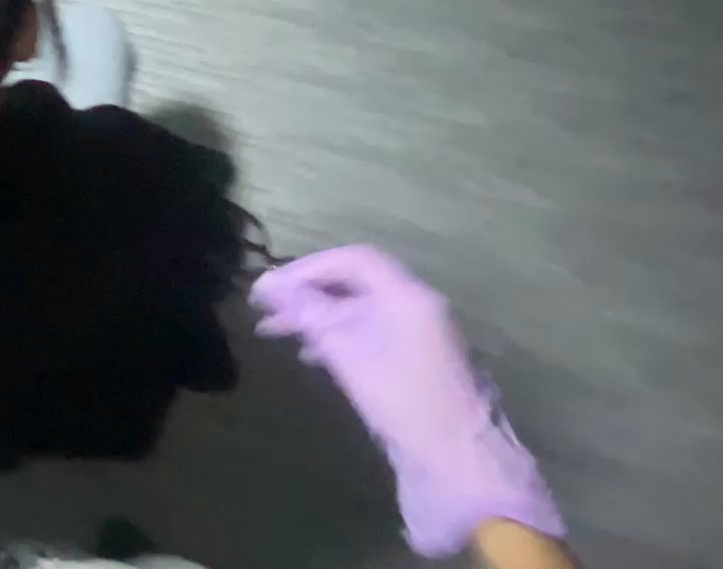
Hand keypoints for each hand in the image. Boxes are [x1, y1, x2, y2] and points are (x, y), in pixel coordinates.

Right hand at [251, 245, 563, 557]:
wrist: (458, 464)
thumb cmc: (401, 397)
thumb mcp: (345, 349)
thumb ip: (304, 309)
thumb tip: (265, 281)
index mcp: (407, 295)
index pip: (351, 259)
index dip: (307, 266)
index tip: (273, 285)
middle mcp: (414, 306)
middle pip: (351, 282)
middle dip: (304, 292)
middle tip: (264, 306)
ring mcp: (416, 334)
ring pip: (354, 308)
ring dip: (313, 315)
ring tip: (273, 330)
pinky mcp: (413, 360)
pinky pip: (366, 331)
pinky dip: (333, 334)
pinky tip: (308, 354)